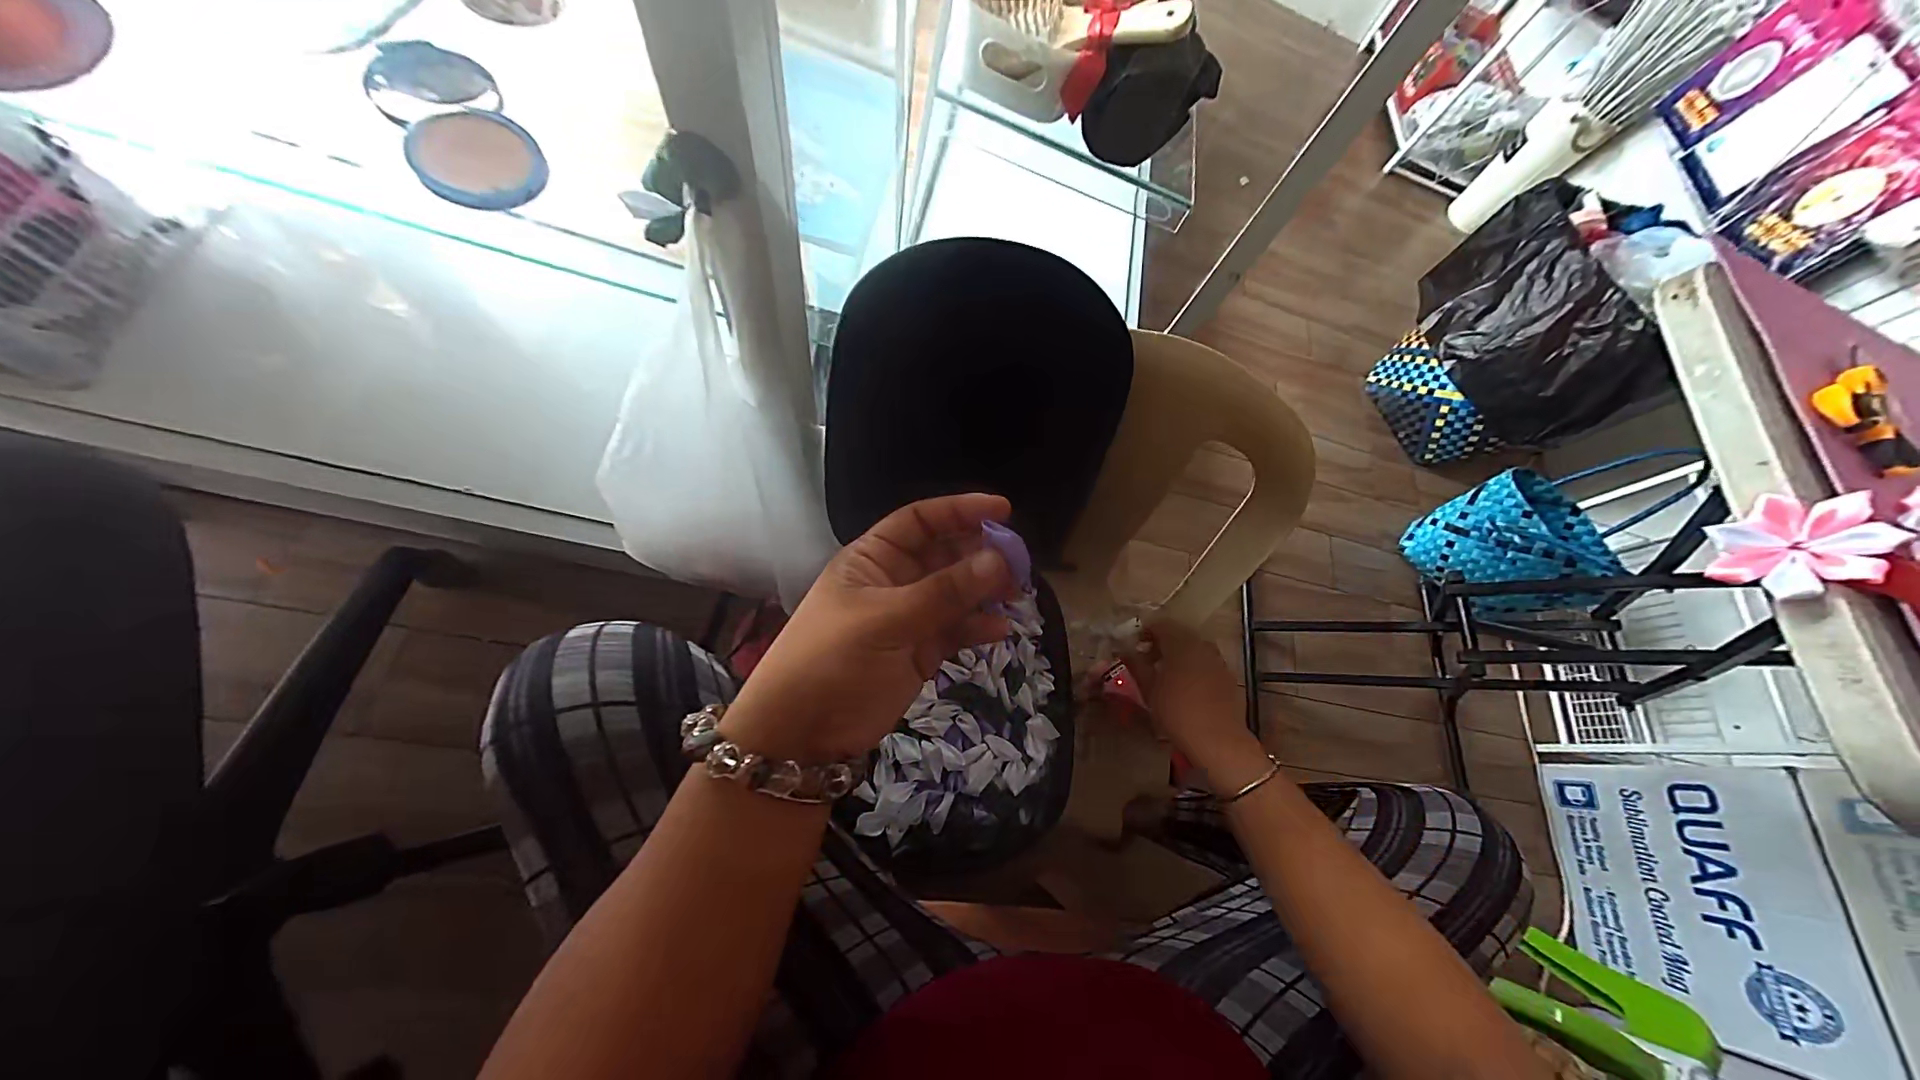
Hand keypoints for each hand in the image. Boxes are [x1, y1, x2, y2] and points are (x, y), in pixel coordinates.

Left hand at [721, 494, 1016, 762]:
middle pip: (945, 556)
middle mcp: (894, 582)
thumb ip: (944, 592)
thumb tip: (998, 560)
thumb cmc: (832, 660)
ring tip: (1017, 597)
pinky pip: (955, 631)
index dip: (960, 511)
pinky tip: (1001, 630)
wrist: (801, 732)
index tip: (1003, 511)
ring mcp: (908, 619)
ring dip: (985, 593)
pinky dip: (978, 629)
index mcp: (874, 558)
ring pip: (956, 595)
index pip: (920, 521)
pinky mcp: (919, 653)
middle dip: (981, 556)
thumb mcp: (886, 620)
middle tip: (1018, 565)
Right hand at [1134, 620, 1267, 787]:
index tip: (1133, 646)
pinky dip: (1192, 667)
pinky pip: (1206, 663)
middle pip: (1179, 635)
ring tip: (1164, 675)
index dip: (1144, 632)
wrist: (1218, 740)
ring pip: (1194, 649)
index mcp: (1181, 643)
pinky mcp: (1228, 677)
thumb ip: (1136, 664)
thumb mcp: (1149, 689)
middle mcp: (1202, 645)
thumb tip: (1124, 650)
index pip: (1160, 625)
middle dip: (1161, 644)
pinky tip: (1184, 687)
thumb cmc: (1177, 711)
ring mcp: (1218, 661)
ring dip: (1177, 655)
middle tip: (1146, 660)